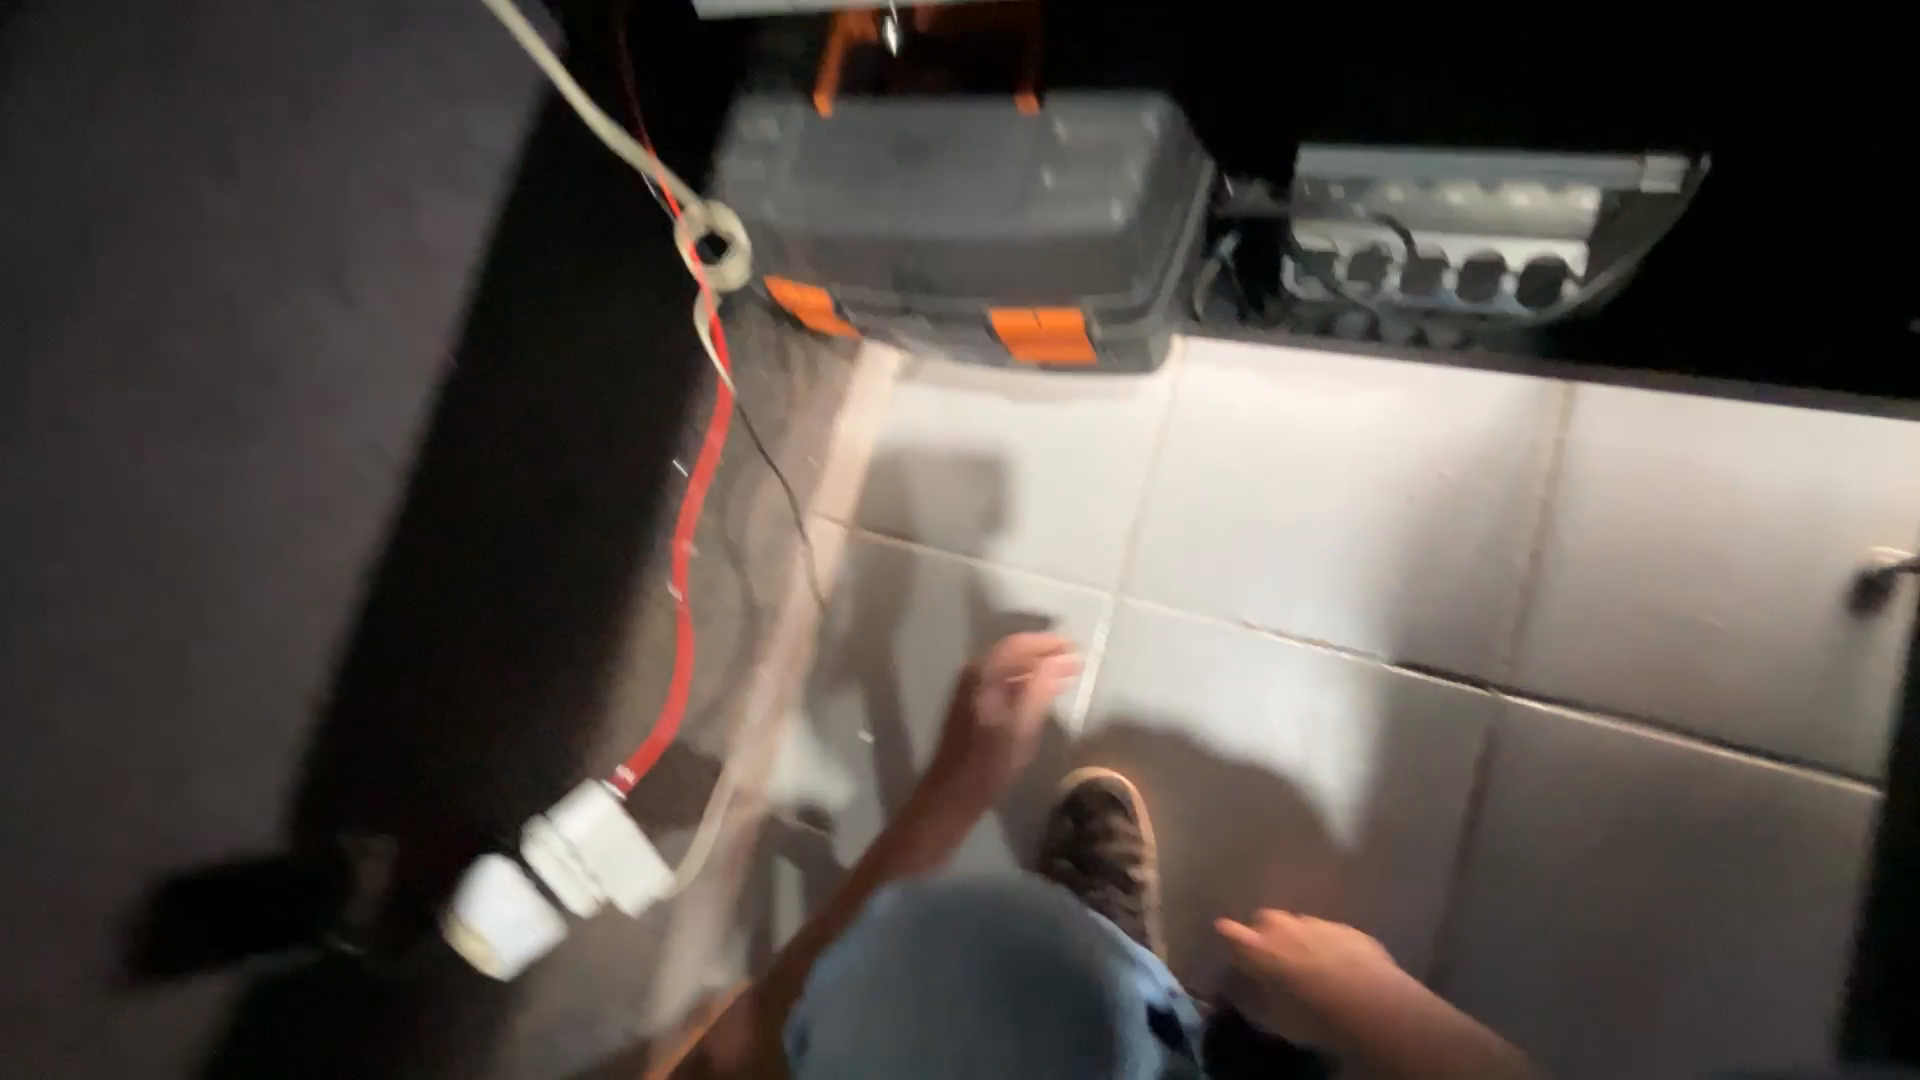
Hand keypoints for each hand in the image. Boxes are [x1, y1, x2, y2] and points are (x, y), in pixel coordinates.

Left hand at [925, 633, 1080, 802]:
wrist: (953, 793)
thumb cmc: (989, 763)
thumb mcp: (1021, 728)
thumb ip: (1040, 689)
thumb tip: (1061, 659)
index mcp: (983, 675)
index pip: (1018, 644)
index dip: (1047, 642)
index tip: (1074, 645)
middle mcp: (975, 675)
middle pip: (1013, 652)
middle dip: (1045, 654)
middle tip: (1075, 660)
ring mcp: (971, 689)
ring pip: (1009, 668)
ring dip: (1037, 668)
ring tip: (1067, 675)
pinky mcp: (973, 704)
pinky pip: (1004, 682)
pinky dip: (1025, 682)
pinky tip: (1044, 693)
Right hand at [1216, 909, 1406, 1011]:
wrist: (1369, 1003)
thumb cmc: (1309, 1015)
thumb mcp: (1269, 1019)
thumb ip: (1247, 999)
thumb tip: (1234, 992)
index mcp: (1256, 945)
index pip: (1227, 931)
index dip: (1227, 938)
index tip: (1229, 946)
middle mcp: (1281, 925)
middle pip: (1264, 921)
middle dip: (1267, 937)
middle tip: (1277, 963)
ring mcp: (1316, 923)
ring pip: (1300, 926)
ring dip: (1301, 941)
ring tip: (1313, 968)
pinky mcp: (1348, 931)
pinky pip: (1332, 935)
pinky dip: (1331, 947)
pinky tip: (1343, 970)